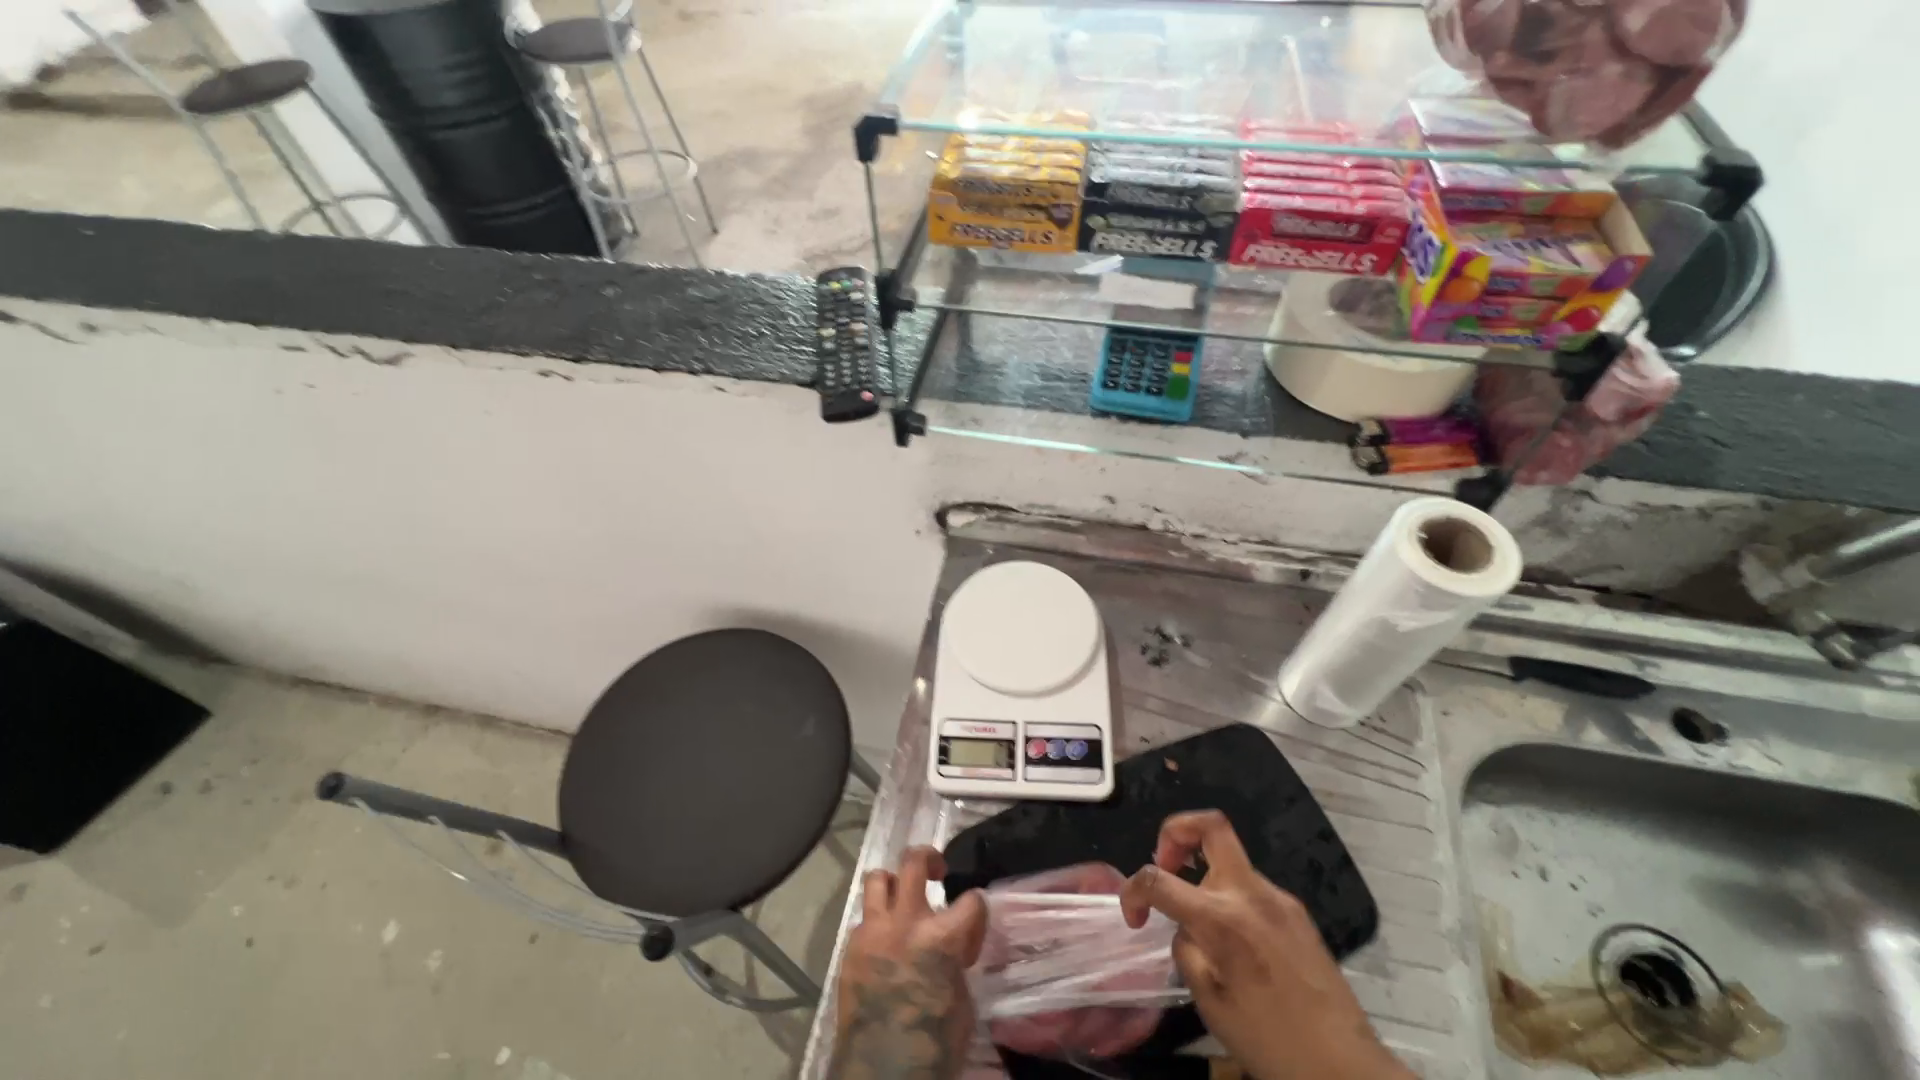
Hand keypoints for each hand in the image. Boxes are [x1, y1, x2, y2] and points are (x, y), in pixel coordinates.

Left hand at [832, 846, 987, 1079]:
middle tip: (937, 872)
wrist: (884, 1069)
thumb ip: (954, 959)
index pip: (971, 900)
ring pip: (877, 878)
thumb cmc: (935, 1041)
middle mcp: (906, 922)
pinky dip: (876, 924)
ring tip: (902, 898)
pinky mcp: (850, 949)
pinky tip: (884, 944)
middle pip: (914, 862)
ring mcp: (873, 932)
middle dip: (929, 858)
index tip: (973, 923)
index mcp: (942, 936)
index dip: (976, 911)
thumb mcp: (961, 997)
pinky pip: (864, 920)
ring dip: (893, 883)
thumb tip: (952, 951)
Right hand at [1120, 811, 1411, 1079]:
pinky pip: (1253, 889)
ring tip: (1202, 926)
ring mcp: (1280, 899)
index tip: (1133, 916)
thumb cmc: (1269, 1040)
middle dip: (1176, 831)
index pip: (1159, 879)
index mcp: (1222, 920)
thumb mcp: (1209, 1002)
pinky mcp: (1298, 912)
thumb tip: (1187, 929)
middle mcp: (1251, 895)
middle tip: (1166, 864)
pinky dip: (1231, 899)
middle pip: (1211, 826)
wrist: (1342, 1063)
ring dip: (1205, 877)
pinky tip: (1236, 943)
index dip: (1132, 890)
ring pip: (1231, 862)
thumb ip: (1187, 951)